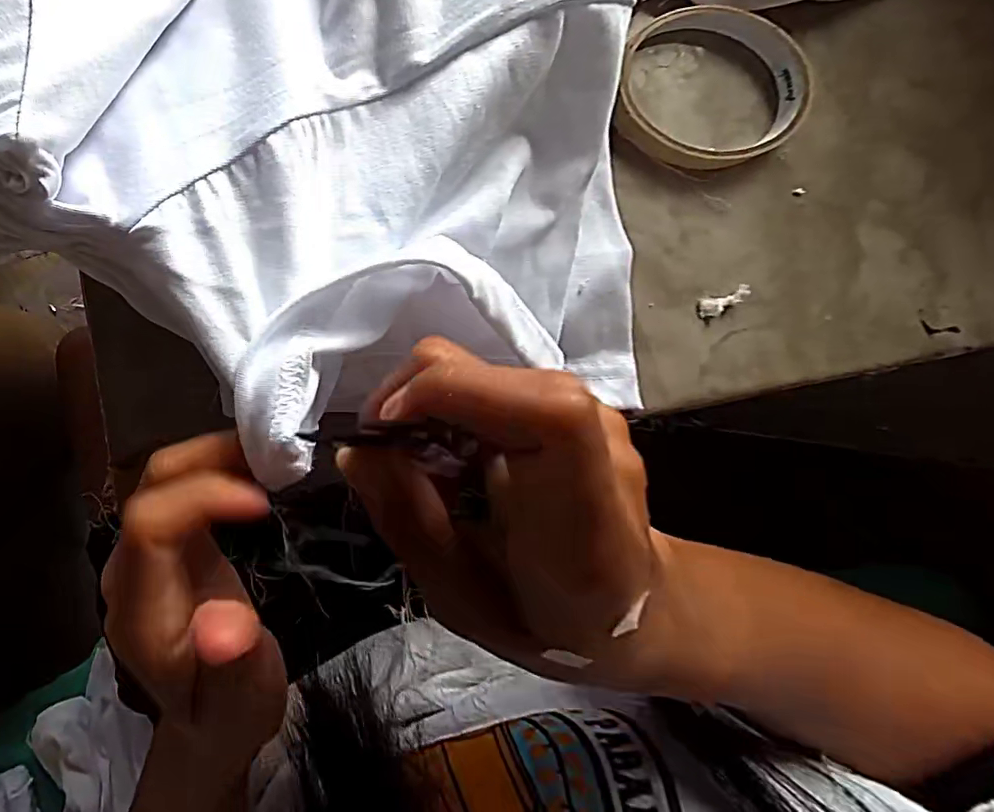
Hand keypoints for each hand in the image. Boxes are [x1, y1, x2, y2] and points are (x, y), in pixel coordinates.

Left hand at [102, 433, 287, 777]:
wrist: (208, 719)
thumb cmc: (228, 711)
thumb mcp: (243, 700)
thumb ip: (233, 665)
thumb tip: (227, 625)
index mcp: (140, 612)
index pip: (148, 525)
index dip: (200, 496)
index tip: (259, 501)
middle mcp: (128, 572)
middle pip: (149, 489)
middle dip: (206, 459)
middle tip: (268, 458)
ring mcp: (142, 553)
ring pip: (161, 478)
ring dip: (211, 455)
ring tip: (264, 455)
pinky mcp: (164, 542)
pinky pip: (178, 487)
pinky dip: (214, 466)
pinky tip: (249, 467)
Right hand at [338, 338, 661, 687]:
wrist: (636, 612)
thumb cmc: (555, 624)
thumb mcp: (463, 597)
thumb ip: (407, 520)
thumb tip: (357, 451)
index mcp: (581, 497)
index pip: (529, 404)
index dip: (441, 397)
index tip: (382, 437)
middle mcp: (591, 429)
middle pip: (475, 368)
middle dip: (409, 401)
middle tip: (386, 460)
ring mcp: (582, 406)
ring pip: (473, 368)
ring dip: (426, 407)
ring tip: (421, 468)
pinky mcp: (566, 399)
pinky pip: (489, 383)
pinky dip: (450, 410)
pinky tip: (453, 461)